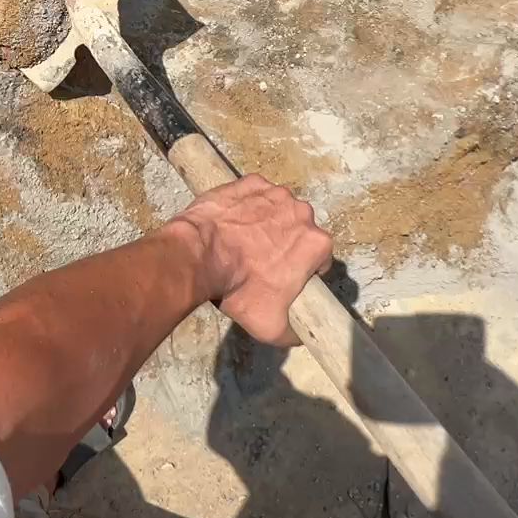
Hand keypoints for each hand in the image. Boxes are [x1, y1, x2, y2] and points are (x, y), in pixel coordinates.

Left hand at [165, 175, 333, 345]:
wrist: (199, 255)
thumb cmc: (239, 290)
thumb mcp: (272, 327)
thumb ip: (294, 333)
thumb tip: (298, 336)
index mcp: (317, 243)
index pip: (318, 258)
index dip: (303, 269)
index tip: (284, 277)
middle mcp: (302, 212)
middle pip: (299, 229)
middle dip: (286, 242)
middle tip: (260, 259)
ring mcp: (274, 192)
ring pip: (278, 208)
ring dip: (267, 220)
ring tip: (243, 239)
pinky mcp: (248, 182)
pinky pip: (254, 192)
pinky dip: (247, 203)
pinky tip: (233, 219)